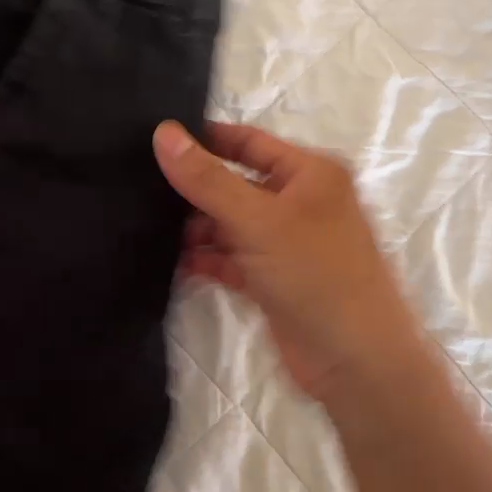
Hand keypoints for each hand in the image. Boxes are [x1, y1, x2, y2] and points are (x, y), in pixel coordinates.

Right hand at [153, 120, 427, 401]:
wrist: (353, 358)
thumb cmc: (315, 274)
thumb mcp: (257, 219)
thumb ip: (206, 179)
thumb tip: (162, 133)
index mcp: (309, 174)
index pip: (247, 142)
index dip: (204, 140)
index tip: (153, 142)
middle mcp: (298, 203)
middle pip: (234, 184)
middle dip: (192, 191)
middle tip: (137, 189)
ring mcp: (284, 244)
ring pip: (228, 225)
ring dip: (195, 229)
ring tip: (146, 229)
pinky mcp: (270, 280)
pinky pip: (229, 259)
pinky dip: (205, 259)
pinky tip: (171, 262)